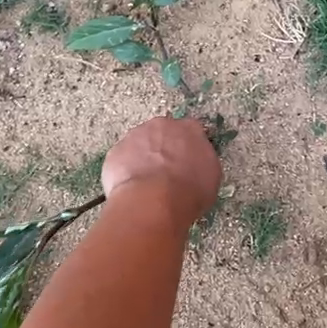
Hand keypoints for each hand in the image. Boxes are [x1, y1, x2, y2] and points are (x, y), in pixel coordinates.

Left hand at [100, 117, 221, 221]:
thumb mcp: (211, 176)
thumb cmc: (188, 190)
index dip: (187, 148)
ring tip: (147, 184)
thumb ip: (202, 161)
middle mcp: (161, 126)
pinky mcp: (116, 152)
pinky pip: (122, 159)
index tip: (187, 162)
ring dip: (143, 158)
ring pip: (139, 144)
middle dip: (163, 149)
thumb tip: (196, 163)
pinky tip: (133, 189)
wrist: (154, 201)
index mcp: (189, 129)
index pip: (191, 131)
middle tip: (166, 173)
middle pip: (162, 133)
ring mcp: (135, 137)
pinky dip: (126, 171)